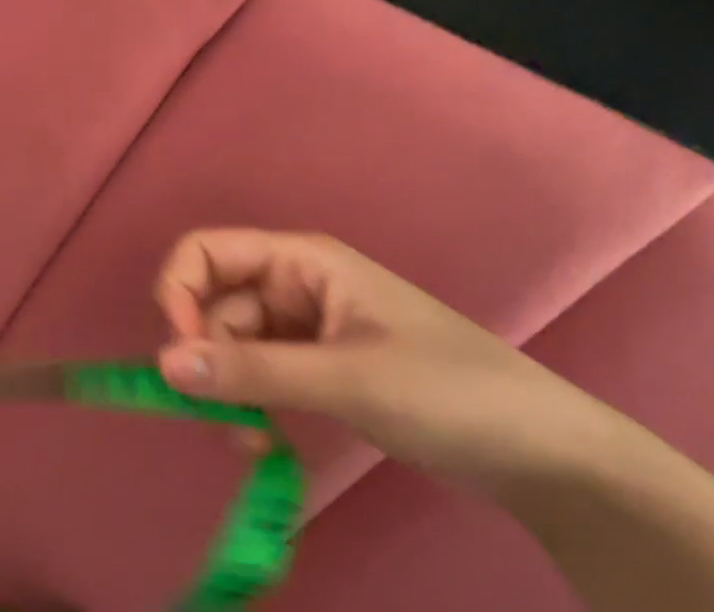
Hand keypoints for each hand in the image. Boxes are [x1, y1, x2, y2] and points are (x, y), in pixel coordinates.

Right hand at [154, 229, 603, 492]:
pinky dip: (251, 404)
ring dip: (228, 390)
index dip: (178, 293)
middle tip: (220, 417)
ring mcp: (308, 329)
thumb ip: (252, 371)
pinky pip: (259, 374)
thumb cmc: (452, 395)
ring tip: (252, 442)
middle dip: (207, 358)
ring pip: (233, 345)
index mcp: (303, 262)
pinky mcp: (320, 369)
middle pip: (215, 305)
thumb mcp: (347, 379)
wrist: (551, 460)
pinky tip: (264, 441)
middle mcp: (297, 286)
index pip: (206, 252)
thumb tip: (163, 366)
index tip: (179, 355)